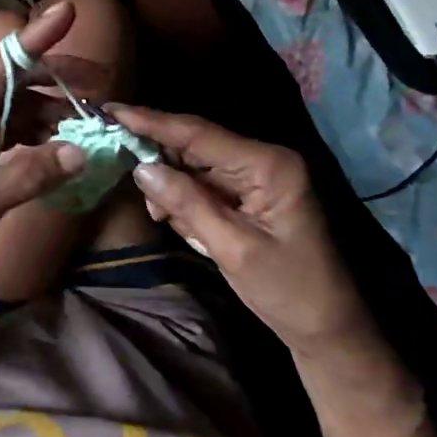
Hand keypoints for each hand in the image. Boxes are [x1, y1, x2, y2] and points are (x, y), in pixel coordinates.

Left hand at [0, 4, 88, 302]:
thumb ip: (28, 174)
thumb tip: (81, 152)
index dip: (32, 41)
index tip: (66, 13)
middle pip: (8, 82)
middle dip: (53, 78)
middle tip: (101, 84)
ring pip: (14, 106)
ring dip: (52, 109)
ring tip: (93, 116)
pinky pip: (12, 131)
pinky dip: (41, 133)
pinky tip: (67, 140)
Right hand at [111, 106, 368, 354]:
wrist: (326, 327)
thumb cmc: (288, 289)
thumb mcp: (232, 248)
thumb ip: (186, 203)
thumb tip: (140, 168)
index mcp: (267, 165)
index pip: (197, 133)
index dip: (150, 121)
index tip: (110, 109)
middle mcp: (260, 159)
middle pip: (190, 145)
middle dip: (158, 164)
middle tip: (127, 179)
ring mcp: (252, 175)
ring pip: (189, 166)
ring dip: (171, 191)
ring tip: (166, 220)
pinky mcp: (244, 193)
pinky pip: (199, 185)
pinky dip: (182, 203)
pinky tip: (185, 227)